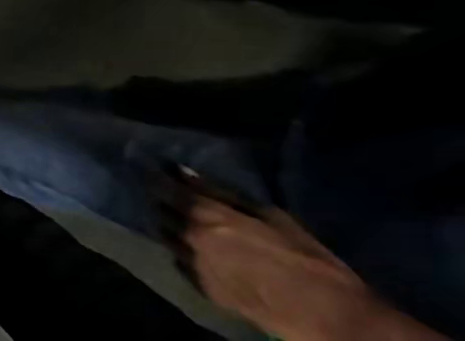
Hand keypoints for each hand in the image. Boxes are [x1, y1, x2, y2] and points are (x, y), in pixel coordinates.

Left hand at [170, 186, 442, 340]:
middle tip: (170, 197)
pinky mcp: (203, 289)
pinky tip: (197, 253)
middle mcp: (188, 235)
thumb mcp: (272, 217)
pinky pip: (180, 263)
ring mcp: (193, 264)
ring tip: (181, 224)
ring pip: (165, 236)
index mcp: (204, 213)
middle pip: (158, 209)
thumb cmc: (310, 262)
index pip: (160, 184)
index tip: (150, 166)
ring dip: (170, 227)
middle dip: (162, 201)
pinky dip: (183, 254)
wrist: (335, 319)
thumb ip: (222, 193)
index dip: (153, 174)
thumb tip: (185, 172)